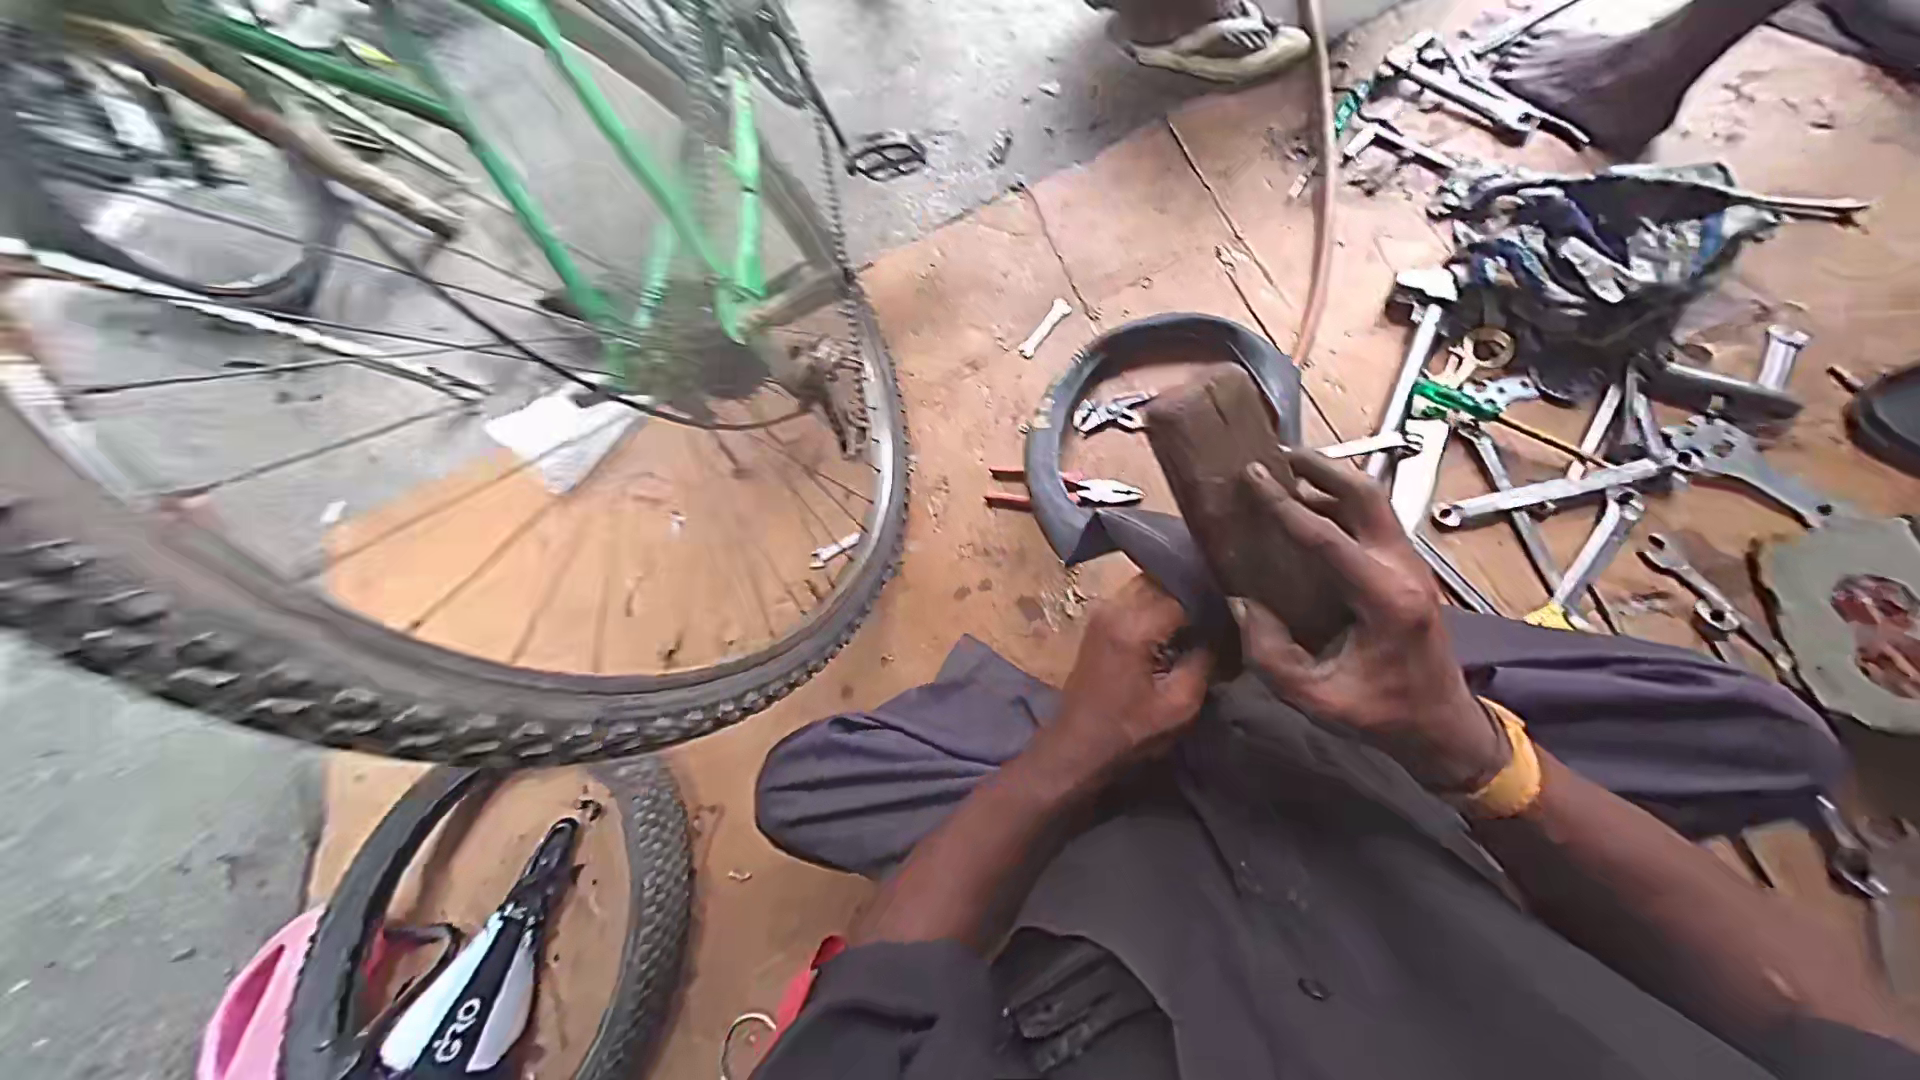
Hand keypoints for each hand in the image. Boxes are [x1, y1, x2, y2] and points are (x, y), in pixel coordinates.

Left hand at [1037, 575, 1213, 782]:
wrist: (1078, 743)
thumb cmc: (1129, 730)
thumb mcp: (1179, 705)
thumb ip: (1202, 662)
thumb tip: (1216, 634)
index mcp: (1132, 627)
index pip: (1182, 596)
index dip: (1208, 605)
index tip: (1229, 617)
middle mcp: (1112, 609)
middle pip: (1160, 583)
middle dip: (1188, 595)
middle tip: (1215, 614)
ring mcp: (1100, 612)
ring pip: (1145, 587)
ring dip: (1170, 599)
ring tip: (1196, 620)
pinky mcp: (1097, 621)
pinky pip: (1132, 600)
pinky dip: (1153, 607)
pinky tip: (1171, 627)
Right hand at [1229, 448, 1507, 791]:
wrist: (1443, 726)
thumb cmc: (1381, 714)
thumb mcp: (1313, 697)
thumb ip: (1269, 654)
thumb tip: (1242, 603)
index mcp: (1385, 600)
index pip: (1328, 537)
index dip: (1284, 505)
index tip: (1252, 477)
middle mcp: (1403, 571)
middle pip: (1366, 496)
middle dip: (1319, 467)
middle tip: (1275, 454)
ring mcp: (1410, 565)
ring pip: (1373, 501)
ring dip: (1330, 479)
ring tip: (1286, 469)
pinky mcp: (1406, 569)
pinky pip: (1372, 519)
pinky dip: (1339, 500)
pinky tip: (1308, 503)